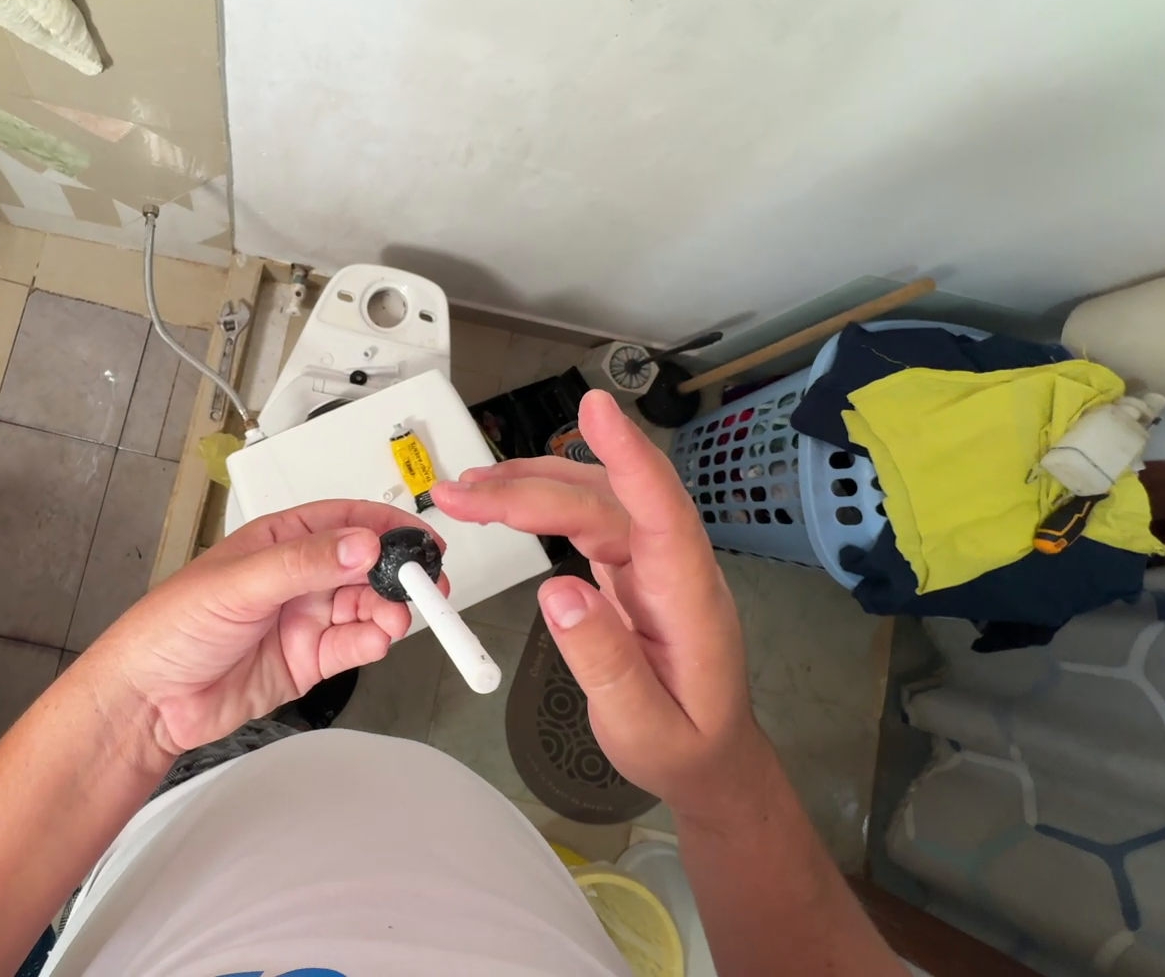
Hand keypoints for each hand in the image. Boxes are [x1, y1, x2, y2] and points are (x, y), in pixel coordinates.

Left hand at [81, 500, 441, 763]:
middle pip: (364, 566)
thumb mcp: (240, 582)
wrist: (151, 699)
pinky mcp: (308, 660)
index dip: (386, 526)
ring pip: (364, 606)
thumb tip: (361, 543)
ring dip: (388, 610)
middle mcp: (298, 577)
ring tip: (396, 619)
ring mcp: (305, 618)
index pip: (344, 522)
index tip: (420, 538)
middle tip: (426, 585)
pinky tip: (375, 641)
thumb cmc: (174, 625)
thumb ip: (304, 563)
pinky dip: (370, 642)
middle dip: (398, 573)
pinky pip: (351, 645)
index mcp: (280, 541)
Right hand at [433, 391, 763, 813]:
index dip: (629, 455)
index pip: (662, 510)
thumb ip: (604, 662)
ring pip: (590, 497)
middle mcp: (670, 563)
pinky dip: (537, 503)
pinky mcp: (628, 563)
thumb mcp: (642, 727)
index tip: (595, 408)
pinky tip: (503, 501)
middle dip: (526, 488)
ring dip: (527, 484)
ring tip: (465, 488)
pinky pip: (583, 516)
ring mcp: (649, 559)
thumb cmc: (683, 747)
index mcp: (687, 596)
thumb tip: (556, 590)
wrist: (708, 757)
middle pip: (600, 500)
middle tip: (455, 493)